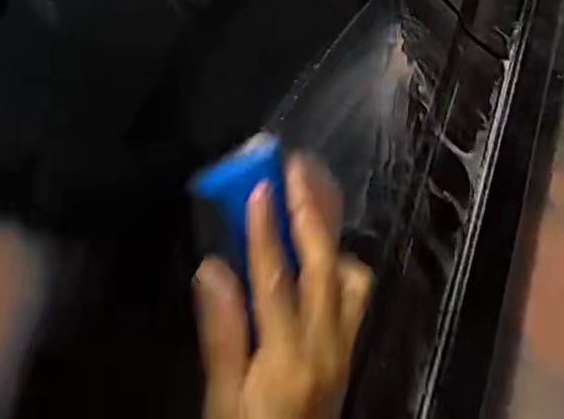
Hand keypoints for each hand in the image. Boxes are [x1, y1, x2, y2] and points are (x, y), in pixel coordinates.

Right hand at [194, 156, 375, 418]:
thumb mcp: (223, 401)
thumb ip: (221, 335)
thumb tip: (211, 268)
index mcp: (290, 360)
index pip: (277, 281)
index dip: (267, 231)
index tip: (260, 186)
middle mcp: (327, 348)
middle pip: (325, 267)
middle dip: (310, 211)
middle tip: (296, 167)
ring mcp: (344, 349)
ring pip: (351, 277)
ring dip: (330, 233)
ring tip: (306, 197)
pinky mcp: (348, 352)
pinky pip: (352, 293)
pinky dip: (334, 257)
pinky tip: (313, 245)